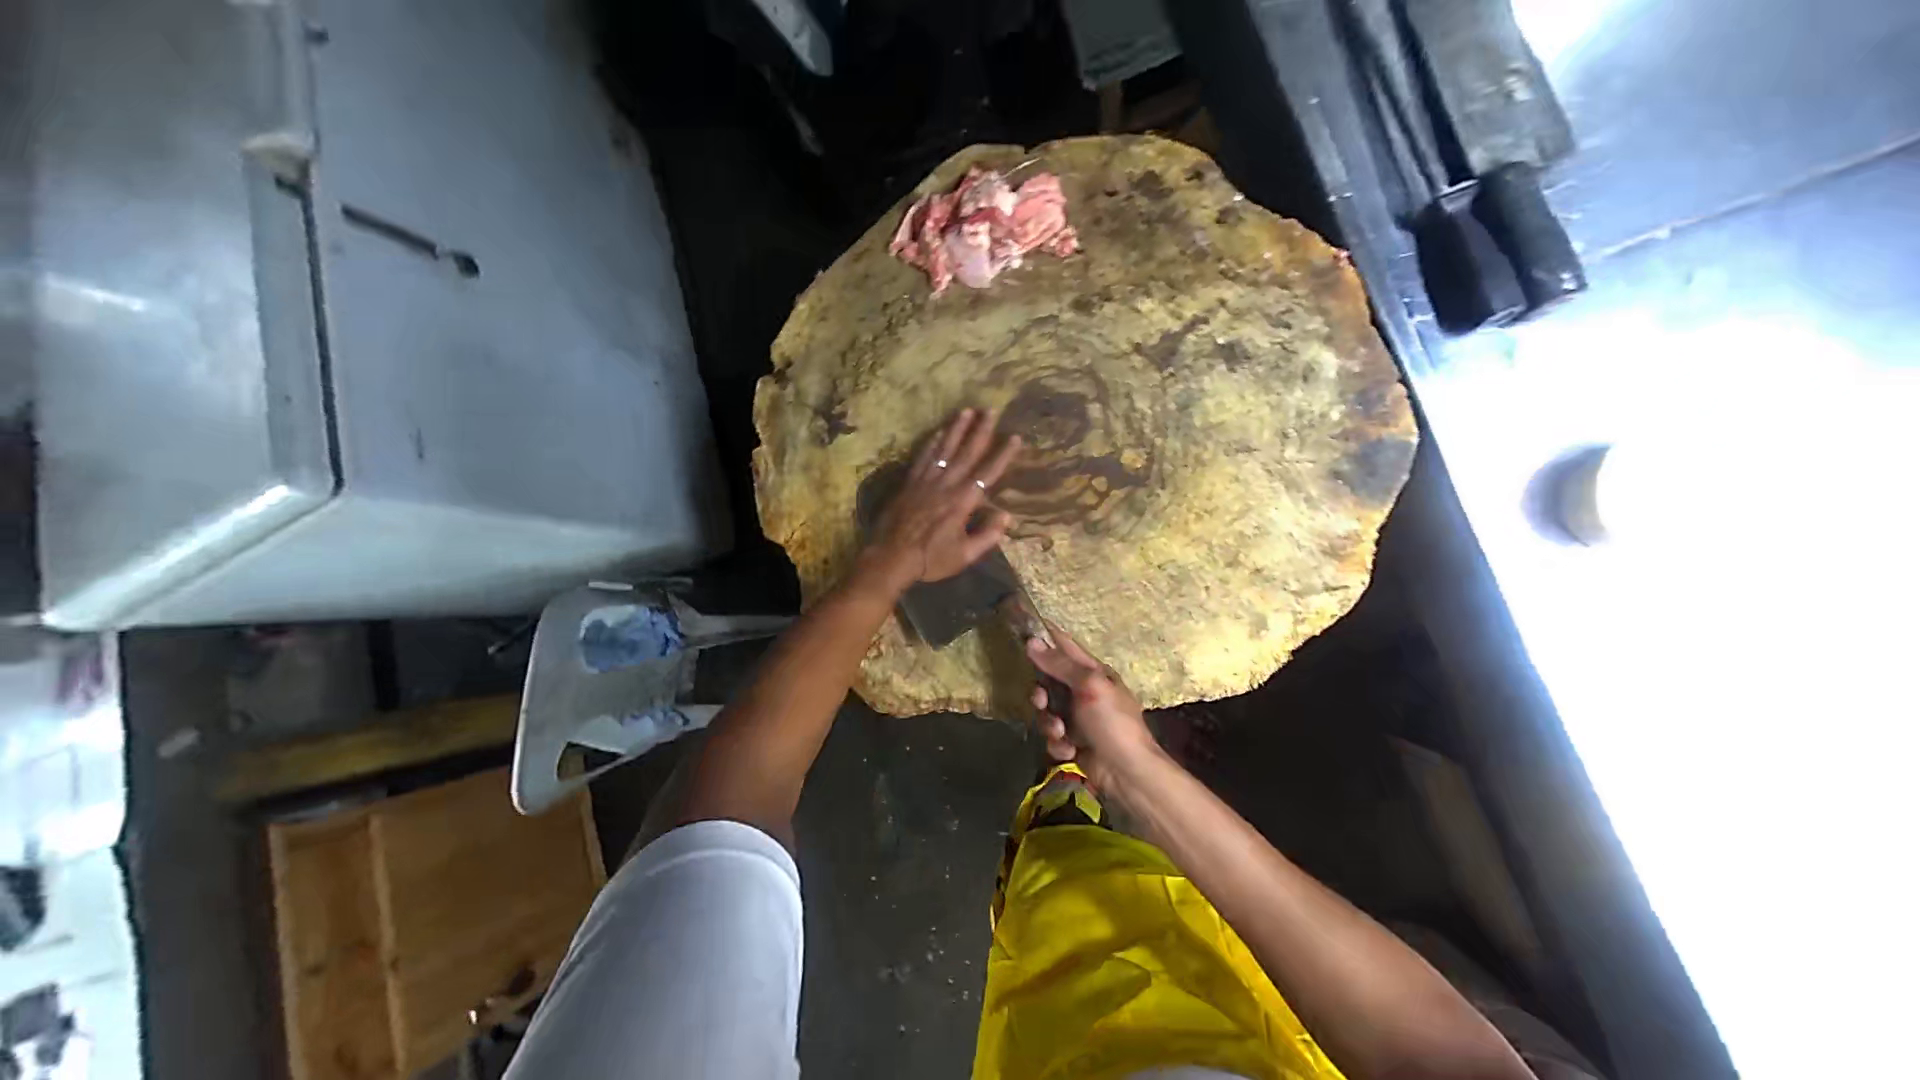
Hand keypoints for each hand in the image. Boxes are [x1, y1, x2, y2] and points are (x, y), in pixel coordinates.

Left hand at [863, 408, 1021, 590]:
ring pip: (944, 449)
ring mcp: (926, 481)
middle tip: (991, 410)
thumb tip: (1006, 516)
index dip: (1003, 454)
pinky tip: (938, 432)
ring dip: (957, 429)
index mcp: (963, 501)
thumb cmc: (931, 559)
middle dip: (981, 430)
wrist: (891, 557)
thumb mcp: (965, 555)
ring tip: (966, 410)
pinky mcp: (910, 483)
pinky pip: (923, 457)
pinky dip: (932, 443)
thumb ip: (988, 535)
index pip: (988, 472)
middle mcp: (947, 485)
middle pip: (967, 452)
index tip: (1014, 437)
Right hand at [1026, 623, 1159, 794]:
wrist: (1128, 773)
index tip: (1021, 631)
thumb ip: (1060, 665)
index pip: (1065, 646)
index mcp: (1094, 672)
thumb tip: (1032, 641)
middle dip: (1041, 693)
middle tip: (1041, 701)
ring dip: (1050, 723)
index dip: (1044, 637)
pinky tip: (1070, 751)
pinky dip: (1058, 744)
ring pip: (1047, 712)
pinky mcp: (1072, 741)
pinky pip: (1052, 736)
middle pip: (1048, 682)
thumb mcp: (1090, 686)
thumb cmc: (1114, 723)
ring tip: (1062, 734)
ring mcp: (1078, 718)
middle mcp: (1084, 692)